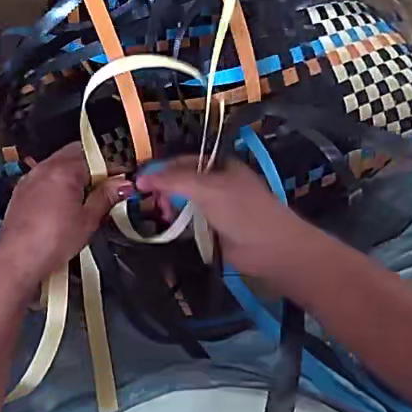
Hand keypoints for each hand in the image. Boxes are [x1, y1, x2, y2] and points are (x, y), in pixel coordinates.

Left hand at [0, 143, 131, 286]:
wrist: (17, 259)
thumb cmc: (54, 240)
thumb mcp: (87, 220)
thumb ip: (105, 197)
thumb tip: (122, 184)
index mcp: (64, 169)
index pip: (95, 157)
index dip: (113, 167)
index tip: (123, 179)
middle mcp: (45, 167)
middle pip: (74, 153)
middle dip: (93, 163)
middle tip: (107, 183)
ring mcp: (30, 177)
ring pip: (58, 163)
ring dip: (74, 171)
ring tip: (88, 192)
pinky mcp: (21, 190)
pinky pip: (44, 175)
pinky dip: (58, 180)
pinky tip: (65, 199)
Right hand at [135, 159, 310, 277]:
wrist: (272, 250)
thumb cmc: (244, 212)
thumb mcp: (208, 189)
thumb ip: (174, 180)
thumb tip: (142, 178)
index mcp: (218, 166)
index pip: (181, 161)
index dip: (160, 169)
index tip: (139, 183)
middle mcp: (215, 184)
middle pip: (179, 182)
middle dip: (163, 191)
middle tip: (153, 204)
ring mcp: (214, 208)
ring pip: (182, 204)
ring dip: (169, 210)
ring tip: (163, 218)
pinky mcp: (212, 230)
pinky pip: (188, 223)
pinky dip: (177, 226)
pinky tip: (168, 230)